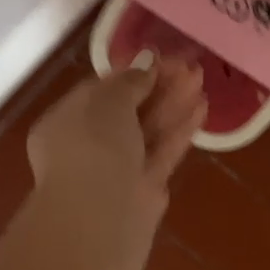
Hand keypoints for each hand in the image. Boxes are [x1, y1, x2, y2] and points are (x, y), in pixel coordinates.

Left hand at [26, 57, 205, 230]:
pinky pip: (164, 150)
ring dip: (174, 103)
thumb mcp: (108, 102)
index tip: (160, 56)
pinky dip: (181, 129)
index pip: (100, 90)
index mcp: (66, 121)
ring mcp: (119, 166)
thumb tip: (145, 64)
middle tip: (187, 64)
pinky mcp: (145, 185)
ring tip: (200, 78)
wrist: (102, 212)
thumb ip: (130, 82)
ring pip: (150, 129)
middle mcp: (89, 144)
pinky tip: (202, 108)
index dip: (131, 72)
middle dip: (158, 85)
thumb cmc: (93, 147)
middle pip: (129, 109)